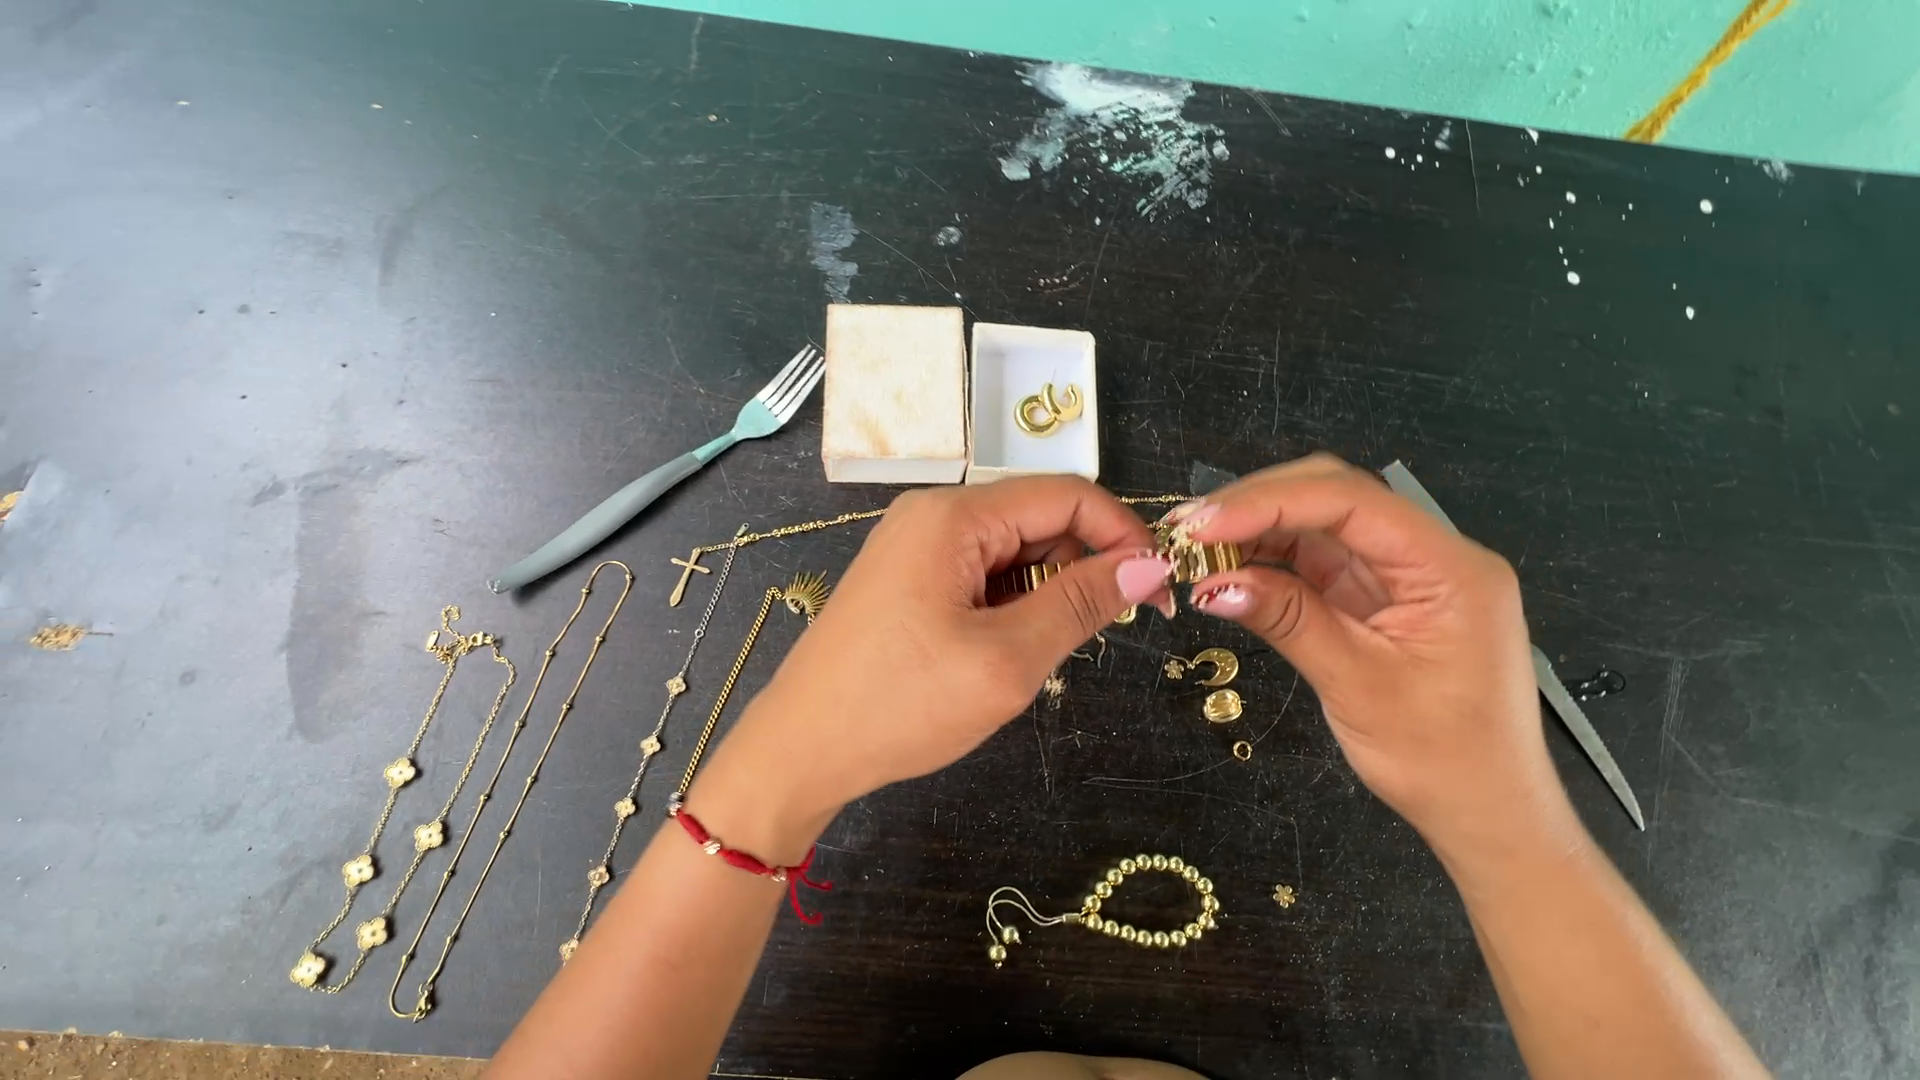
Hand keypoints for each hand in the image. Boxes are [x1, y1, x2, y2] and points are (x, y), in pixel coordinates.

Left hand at [686, 477, 1167, 857]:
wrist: (801, 751)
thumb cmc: (901, 705)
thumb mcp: (1006, 660)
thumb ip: (1082, 603)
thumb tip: (1151, 564)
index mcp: (953, 515)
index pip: (1066, 494)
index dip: (1122, 534)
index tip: (1157, 591)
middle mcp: (933, 514)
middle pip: (1039, 518)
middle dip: (1082, 567)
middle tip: (1102, 632)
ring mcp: (916, 546)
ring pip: (1013, 551)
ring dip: (1045, 593)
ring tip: (1034, 653)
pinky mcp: (908, 579)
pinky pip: (981, 575)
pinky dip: (1010, 606)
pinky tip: (1001, 651)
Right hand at [1175, 454, 1574, 851]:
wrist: (1485, 811)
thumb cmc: (1439, 757)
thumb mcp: (1358, 685)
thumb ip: (1288, 621)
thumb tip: (1211, 584)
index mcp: (1448, 567)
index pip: (1352, 501)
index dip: (1271, 501)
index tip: (1203, 526)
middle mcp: (1427, 555)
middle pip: (1335, 497)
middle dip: (1257, 504)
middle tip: (1187, 530)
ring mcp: (1400, 574)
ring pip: (1320, 523)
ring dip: (1255, 528)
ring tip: (1194, 547)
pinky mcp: (1375, 595)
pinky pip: (1316, 559)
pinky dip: (1268, 559)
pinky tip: (1227, 567)